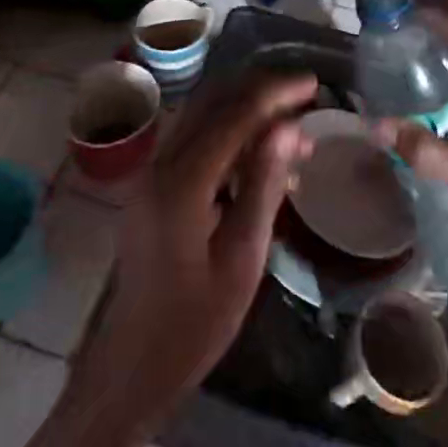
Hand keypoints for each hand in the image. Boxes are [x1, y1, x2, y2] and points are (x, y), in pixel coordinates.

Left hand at [14, 72, 316, 446]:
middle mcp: (160, 164)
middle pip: (211, 103)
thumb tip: (288, 127)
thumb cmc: (196, 322)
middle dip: (259, 89)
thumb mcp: (243, 257)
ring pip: (199, 117)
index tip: (313, 84)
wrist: (134, 361)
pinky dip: (226, 132)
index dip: (276, 92)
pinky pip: (191, 141)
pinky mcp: (150, 186)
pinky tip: (257, 150)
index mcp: (182, 182)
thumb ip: (263, 185)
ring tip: (289, 117)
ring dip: (243, 108)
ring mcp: (150, 173)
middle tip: (304, 93)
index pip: (234, 114)